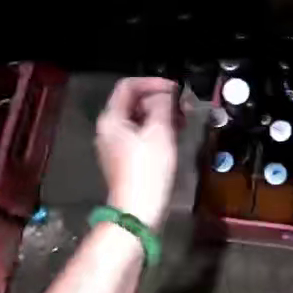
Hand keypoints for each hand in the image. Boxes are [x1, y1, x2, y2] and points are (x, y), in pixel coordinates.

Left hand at [96, 77, 181, 230]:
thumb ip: (162, 106)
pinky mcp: (128, 159)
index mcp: (112, 119)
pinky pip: (142, 135)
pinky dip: (158, 129)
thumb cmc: (146, 171)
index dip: (153, 83)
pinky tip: (174, 134)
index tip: (174, 88)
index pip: (129, 86)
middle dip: (160, 99)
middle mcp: (110, 130)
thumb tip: (165, 94)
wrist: (138, 209)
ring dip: (161, 115)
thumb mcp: (159, 132)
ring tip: (182, 118)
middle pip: (134, 102)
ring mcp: (117, 145)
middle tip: (182, 104)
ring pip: (140, 119)